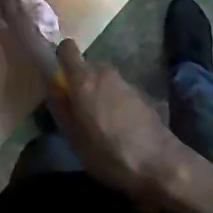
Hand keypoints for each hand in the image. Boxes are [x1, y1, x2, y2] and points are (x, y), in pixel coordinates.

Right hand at [52, 40, 188, 200]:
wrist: (158, 162)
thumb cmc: (108, 153)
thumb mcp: (74, 139)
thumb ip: (61, 109)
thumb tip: (54, 89)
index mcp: (84, 80)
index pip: (67, 49)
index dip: (61, 58)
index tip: (59, 75)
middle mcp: (105, 73)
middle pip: (87, 65)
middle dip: (80, 80)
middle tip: (77, 106)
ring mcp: (125, 81)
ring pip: (104, 78)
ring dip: (98, 91)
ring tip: (98, 118)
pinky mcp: (141, 93)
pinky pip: (119, 89)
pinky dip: (114, 99)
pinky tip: (117, 124)